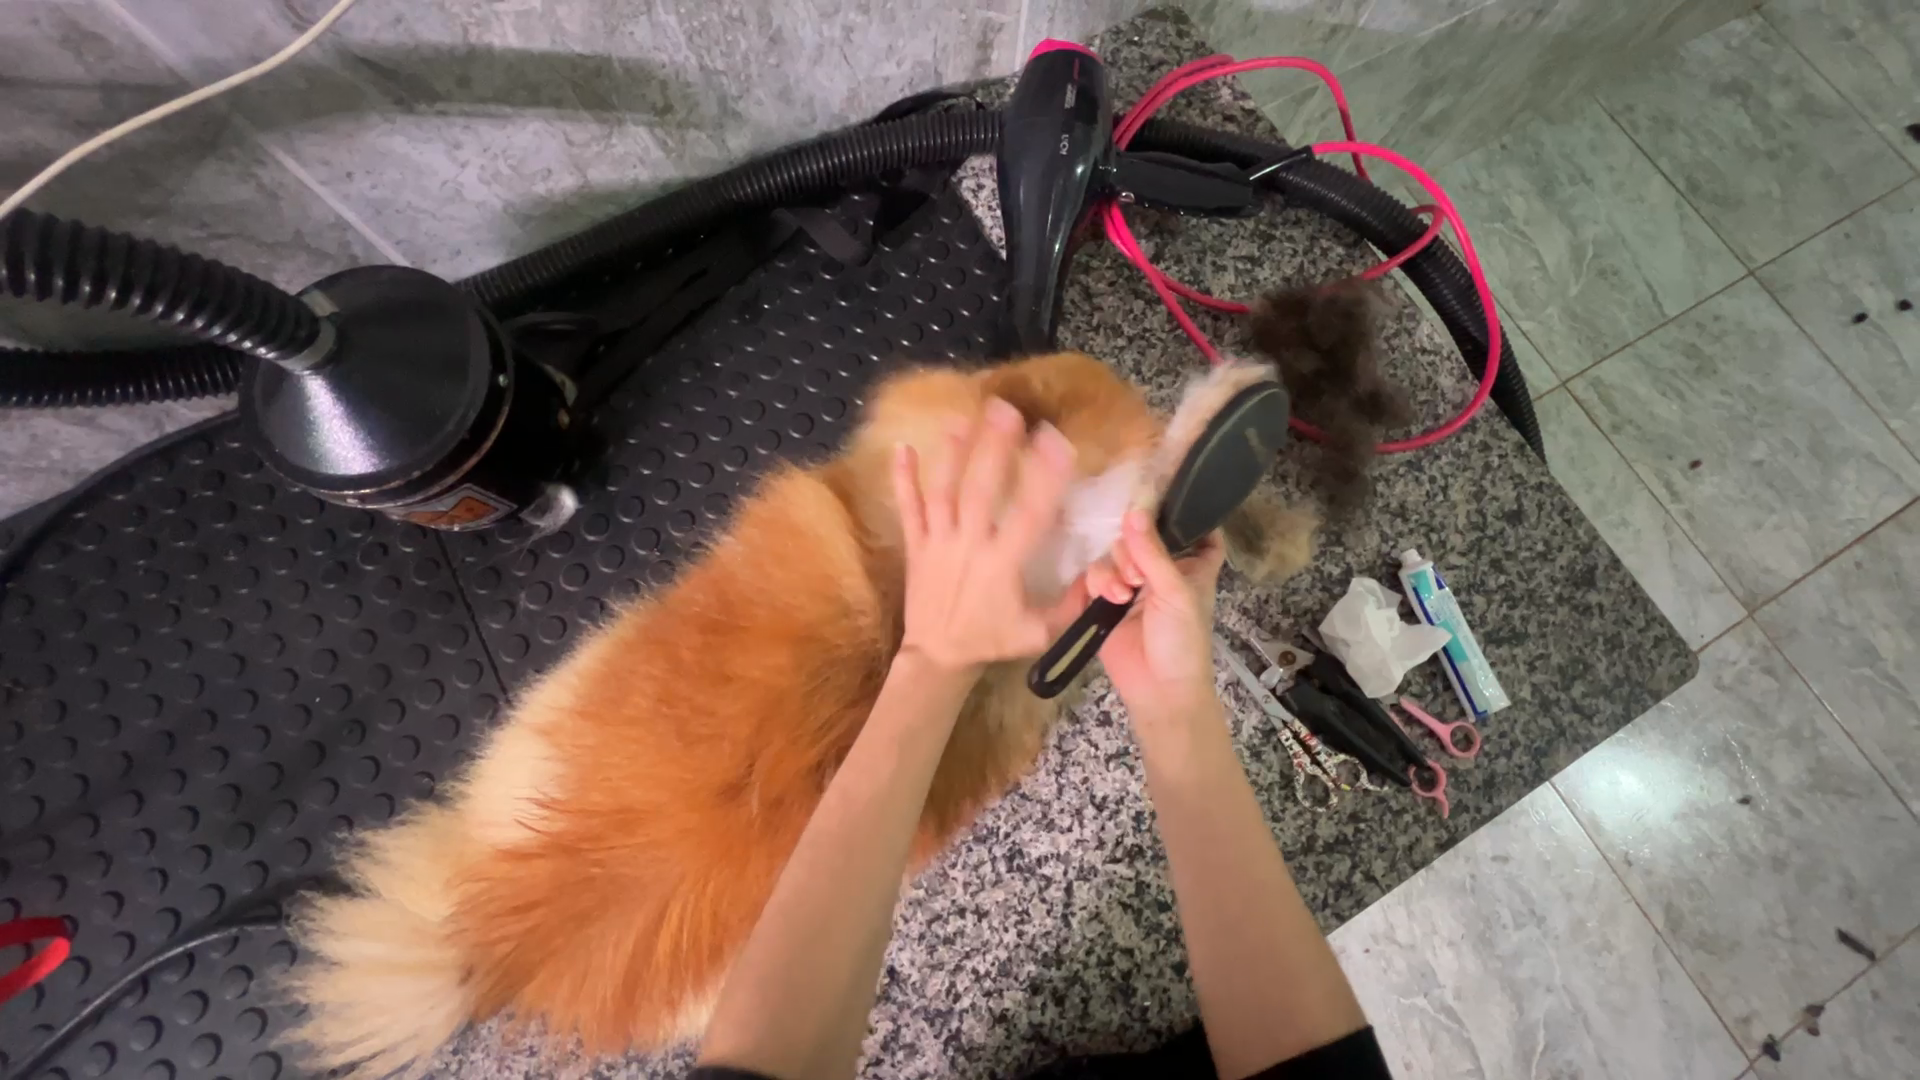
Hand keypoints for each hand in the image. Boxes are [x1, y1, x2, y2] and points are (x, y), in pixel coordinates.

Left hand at [892, 398, 1088, 675]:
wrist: (938, 658)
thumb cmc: (992, 640)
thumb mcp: (1039, 632)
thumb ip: (1071, 604)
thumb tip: (1104, 574)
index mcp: (1003, 564)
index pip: (1030, 514)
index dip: (1046, 477)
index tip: (1058, 441)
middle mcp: (969, 546)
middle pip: (981, 491)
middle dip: (994, 449)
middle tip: (1005, 409)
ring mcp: (938, 543)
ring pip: (944, 492)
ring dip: (952, 454)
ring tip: (962, 418)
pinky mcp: (915, 546)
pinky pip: (908, 509)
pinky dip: (902, 479)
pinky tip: (902, 447)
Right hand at [1085, 510, 1225, 726]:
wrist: (1158, 690)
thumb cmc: (1183, 640)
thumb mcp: (1175, 592)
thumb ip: (1152, 552)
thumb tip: (1133, 511)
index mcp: (1190, 566)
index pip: (1194, 529)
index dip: (1181, 514)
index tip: (1159, 499)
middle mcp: (1159, 571)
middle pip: (1139, 536)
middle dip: (1133, 550)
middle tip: (1138, 575)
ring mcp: (1130, 586)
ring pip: (1112, 555)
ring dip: (1114, 570)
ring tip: (1123, 594)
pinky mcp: (1102, 602)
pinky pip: (1092, 577)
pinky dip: (1097, 584)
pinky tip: (1108, 599)